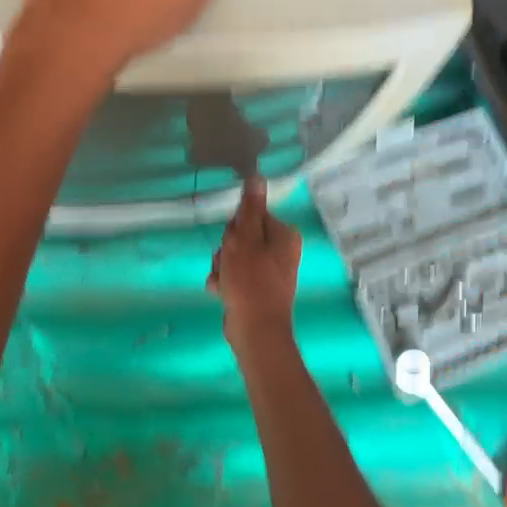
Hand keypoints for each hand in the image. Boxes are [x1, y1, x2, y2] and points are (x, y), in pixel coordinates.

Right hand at [208, 182, 303, 349]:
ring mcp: (270, 271)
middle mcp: (281, 251)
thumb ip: (249, 209)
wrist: (256, 331)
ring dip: (222, 267)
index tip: (232, 243)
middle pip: (241, 236)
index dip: (235, 228)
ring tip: (224, 282)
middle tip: (227, 264)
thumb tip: (257, 176)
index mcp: (284, 235)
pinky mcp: (258, 289)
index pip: (250, 216)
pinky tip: (222, 292)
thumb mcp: (245, 240)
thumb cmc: (251, 281)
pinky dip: (225, 282)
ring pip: (234, 257)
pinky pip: (235, 276)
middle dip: (226, 250)